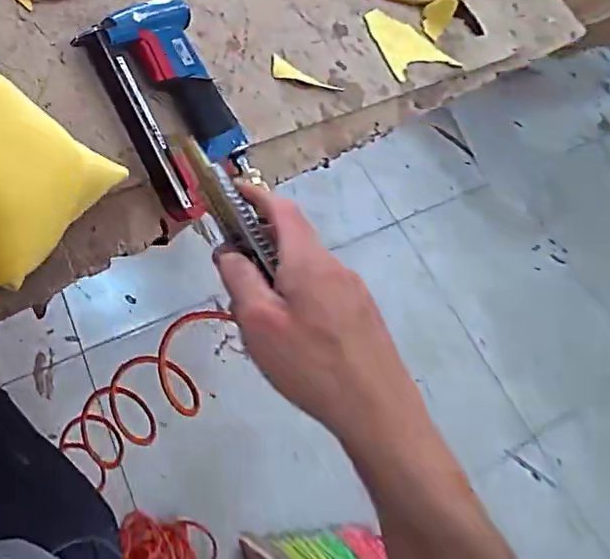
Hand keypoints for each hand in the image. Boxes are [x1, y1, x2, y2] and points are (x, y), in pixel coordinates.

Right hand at [214, 183, 422, 444]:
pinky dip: (299, 295)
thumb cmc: (311, 365)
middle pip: (292, 239)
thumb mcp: (258, 322)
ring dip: (279, 277)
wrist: (381, 415)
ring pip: (306, 268)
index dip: (254, 195)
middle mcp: (333, 265)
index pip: (280, 207)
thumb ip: (238, 277)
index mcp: (307, 259)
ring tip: (263, 322)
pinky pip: (322, 291)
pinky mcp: (364, 315)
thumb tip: (228, 250)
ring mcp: (353, 291)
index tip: (231, 193)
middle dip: (260, 247)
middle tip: (236, 279)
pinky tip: (296, 340)